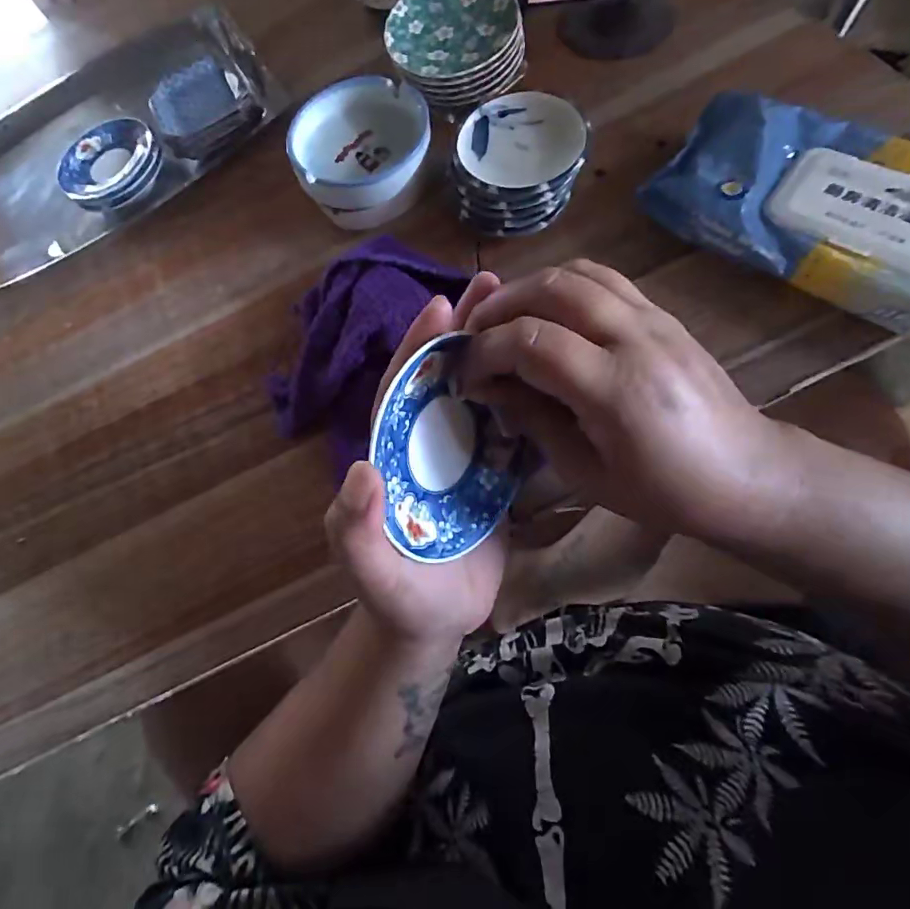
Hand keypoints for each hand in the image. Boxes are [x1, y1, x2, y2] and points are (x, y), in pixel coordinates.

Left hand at [327, 282, 507, 645]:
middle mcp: (421, 445)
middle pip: (439, 379)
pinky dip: (523, 395)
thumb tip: (361, 471)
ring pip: (475, 394)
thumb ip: (355, 529)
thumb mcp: (370, 571)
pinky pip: (506, 427)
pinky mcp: (489, 476)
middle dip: (461, 332)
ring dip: (496, 351)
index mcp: (390, 453)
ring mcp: (457, 458)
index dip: (416, 350)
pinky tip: (554, 368)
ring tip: (529, 309)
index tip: (439, 305)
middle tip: (492, 283)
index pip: (398, 391)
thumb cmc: (395, 598)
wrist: (435, 625)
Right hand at [456, 260, 802, 542]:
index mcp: (617, 389)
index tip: (465, 374)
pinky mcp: (663, 314)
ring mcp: (655, 319)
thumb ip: (532, 418)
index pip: (531, 341)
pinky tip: (545, 312)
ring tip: (502, 318)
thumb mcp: (584, 471)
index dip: (484, 351)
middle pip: (552, 289)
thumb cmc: (664, 490)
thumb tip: (487, 384)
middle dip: (498, 306)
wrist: (749, 475)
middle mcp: (636, 339)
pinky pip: (603, 279)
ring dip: (528, 287)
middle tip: (472, 335)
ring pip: (577, 272)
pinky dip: (562, 284)